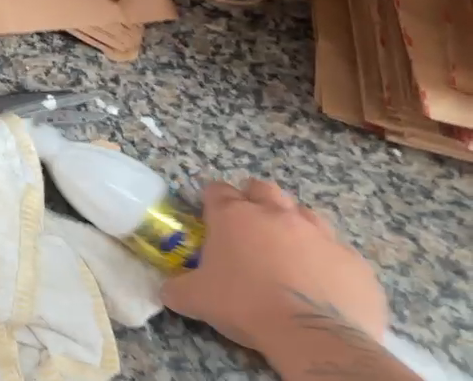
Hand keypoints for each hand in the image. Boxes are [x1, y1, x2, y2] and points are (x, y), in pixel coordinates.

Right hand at [163, 180, 387, 357]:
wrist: (315, 338)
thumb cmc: (245, 305)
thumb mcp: (195, 297)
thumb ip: (177, 287)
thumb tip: (169, 290)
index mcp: (233, 215)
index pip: (217, 189)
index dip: (212, 200)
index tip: (211, 217)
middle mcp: (277, 216)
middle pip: (264, 189)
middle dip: (256, 200)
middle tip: (251, 227)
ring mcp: (322, 237)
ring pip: (307, 214)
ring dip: (296, 225)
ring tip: (290, 252)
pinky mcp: (357, 264)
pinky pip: (340, 252)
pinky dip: (328, 260)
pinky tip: (323, 282)